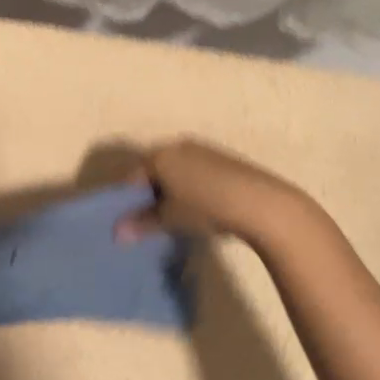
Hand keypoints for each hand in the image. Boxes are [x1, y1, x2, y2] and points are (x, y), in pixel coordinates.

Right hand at [115, 139, 322, 246]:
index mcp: (159, 155)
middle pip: (153, 169)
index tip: (132, 218)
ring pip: (176, 169)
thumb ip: (141, 223)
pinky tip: (203, 205)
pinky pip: (197, 170)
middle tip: (154, 216)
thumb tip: (117, 234)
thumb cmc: (206, 207)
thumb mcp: (170, 219)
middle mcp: (178, 145)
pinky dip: (192, 185)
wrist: (263, 204)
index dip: (128, 198)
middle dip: (150, 191)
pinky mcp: (225, 158)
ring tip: (179, 213)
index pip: (132, 176)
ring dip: (172, 188)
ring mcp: (204, 149)